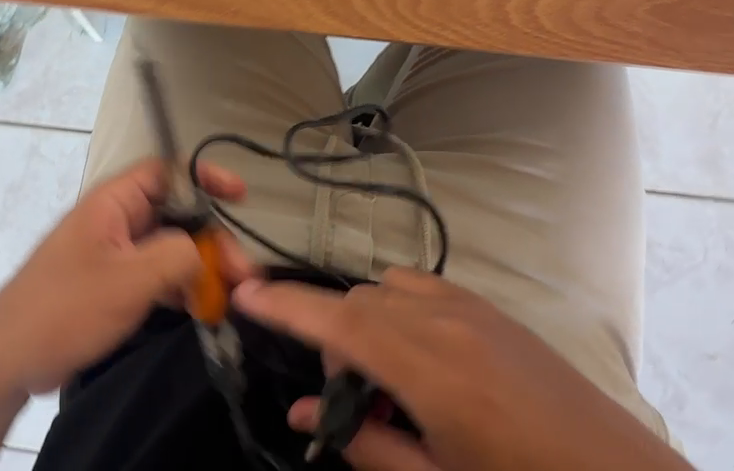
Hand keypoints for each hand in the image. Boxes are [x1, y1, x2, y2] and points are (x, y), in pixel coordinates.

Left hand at [0, 157, 254, 395]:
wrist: (10, 358)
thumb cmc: (65, 308)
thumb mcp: (128, 281)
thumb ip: (176, 257)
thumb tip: (207, 251)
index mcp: (112, 202)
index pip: (166, 172)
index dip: (204, 177)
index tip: (240, 196)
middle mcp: (114, 220)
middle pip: (174, 214)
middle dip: (210, 238)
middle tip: (241, 273)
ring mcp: (112, 254)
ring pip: (168, 248)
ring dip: (199, 268)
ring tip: (228, 297)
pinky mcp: (111, 285)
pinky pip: (155, 275)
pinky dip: (179, 288)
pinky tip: (201, 311)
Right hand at [236, 268, 690, 470]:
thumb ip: (365, 445)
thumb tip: (303, 416)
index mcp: (426, 367)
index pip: (335, 319)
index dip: (283, 304)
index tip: (241, 293)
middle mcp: (443, 320)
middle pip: (356, 301)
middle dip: (330, 334)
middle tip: (344, 397)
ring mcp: (471, 307)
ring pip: (386, 288)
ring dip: (365, 319)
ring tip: (383, 379)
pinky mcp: (493, 308)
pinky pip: (422, 288)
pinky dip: (398, 308)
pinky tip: (416, 357)